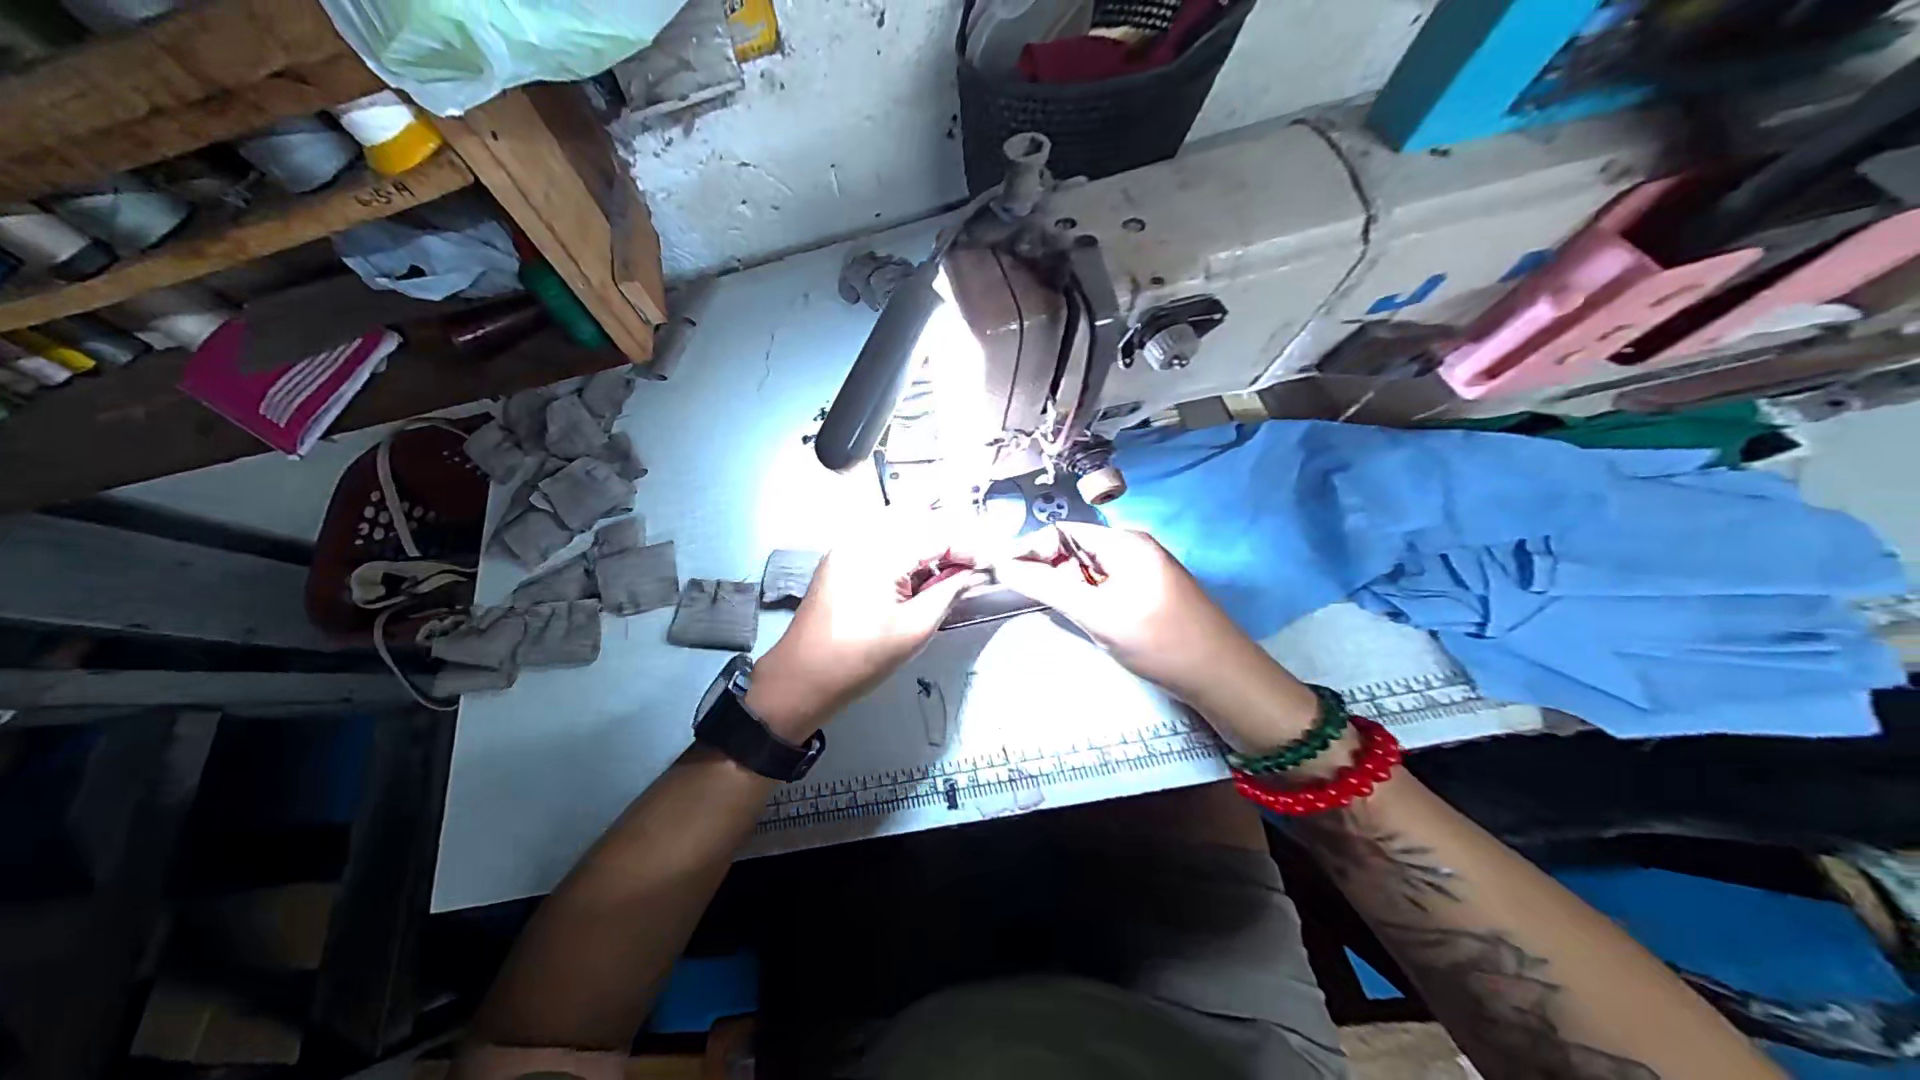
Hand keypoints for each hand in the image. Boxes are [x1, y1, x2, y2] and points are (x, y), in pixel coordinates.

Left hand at [747, 523, 986, 738]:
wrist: (803, 678)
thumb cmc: (857, 659)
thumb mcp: (915, 628)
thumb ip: (950, 591)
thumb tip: (973, 572)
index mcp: (880, 552)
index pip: (939, 532)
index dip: (970, 547)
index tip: (991, 564)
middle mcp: (861, 537)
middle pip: (922, 520)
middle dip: (953, 541)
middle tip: (974, 568)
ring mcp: (848, 544)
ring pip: (904, 526)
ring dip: (931, 544)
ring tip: (950, 575)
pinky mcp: (843, 557)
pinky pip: (884, 539)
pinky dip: (909, 551)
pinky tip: (921, 576)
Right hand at [989, 523, 1323, 754]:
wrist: (1223, 678)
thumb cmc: (1159, 640)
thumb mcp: (1097, 613)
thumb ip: (1047, 587)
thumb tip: (1003, 565)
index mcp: (1124, 542)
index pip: (1062, 532)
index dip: (1029, 550)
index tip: (1001, 574)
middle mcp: (1135, 549)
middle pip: (1075, 551)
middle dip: (1048, 571)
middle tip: (1025, 600)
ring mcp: (1145, 572)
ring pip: (1090, 573)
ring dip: (1068, 589)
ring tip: (1056, 614)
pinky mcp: (1151, 596)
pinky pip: (1108, 588)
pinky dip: (1089, 601)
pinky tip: (1085, 622)